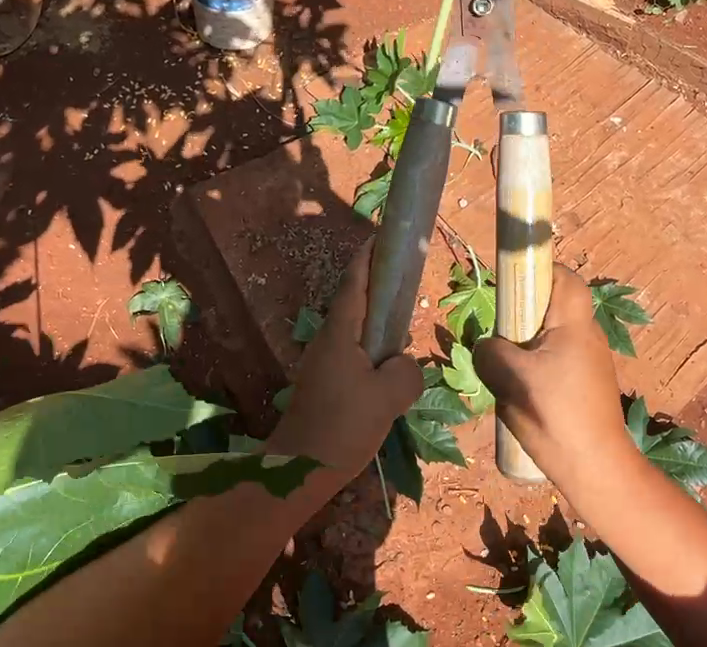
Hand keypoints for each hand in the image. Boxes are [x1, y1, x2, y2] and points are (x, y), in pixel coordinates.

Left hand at [266, 241, 422, 479]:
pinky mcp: (324, 386)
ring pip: (356, 336)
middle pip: (356, 306)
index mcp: (340, 333)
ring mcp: (322, 364)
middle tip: (406, 288)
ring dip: (378, 332)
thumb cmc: (342, 427)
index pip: (354, 283)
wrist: (299, 470)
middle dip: (379, 294)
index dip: (367, 258)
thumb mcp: (388, 398)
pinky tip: (390, 380)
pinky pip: (353, 359)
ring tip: (405, 341)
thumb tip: (403, 364)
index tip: (379, 237)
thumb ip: (405, 372)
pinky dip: (373, 358)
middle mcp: (328, 341)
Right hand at [474, 266, 639, 484]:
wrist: (597, 470)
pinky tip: (520, 388)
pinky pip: (557, 358)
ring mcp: (591, 363)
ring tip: (504, 362)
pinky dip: (537, 363)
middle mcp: (588, 337)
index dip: (539, 270)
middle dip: (525, 309)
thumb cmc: (554, 415)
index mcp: (574, 325)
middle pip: (557, 305)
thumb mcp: (509, 377)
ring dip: (528, 340)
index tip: (510, 282)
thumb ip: (489, 351)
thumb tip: (486, 346)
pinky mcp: (587, 385)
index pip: (565, 277)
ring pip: (554, 334)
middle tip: (498, 326)